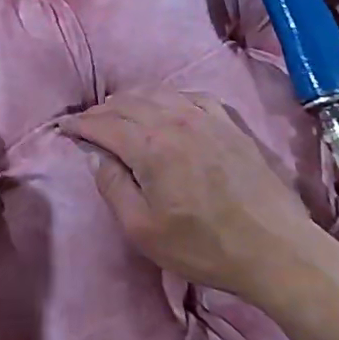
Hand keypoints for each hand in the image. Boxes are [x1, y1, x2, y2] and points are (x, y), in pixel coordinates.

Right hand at [60, 90, 326, 303]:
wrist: (273, 247)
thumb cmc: (202, 246)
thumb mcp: (143, 229)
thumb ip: (112, 185)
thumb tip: (93, 154)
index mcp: (150, 145)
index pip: (104, 123)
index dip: (80, 124)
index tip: (65, 127)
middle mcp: (175, 119)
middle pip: (127, 102)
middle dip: (101, 110)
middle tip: (87, 122)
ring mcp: (206, 116)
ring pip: (158, 92)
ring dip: (131, 98)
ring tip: (118, 110)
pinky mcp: (229, 122)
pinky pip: (189, 95)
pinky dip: (167, 96)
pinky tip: (165, 106)